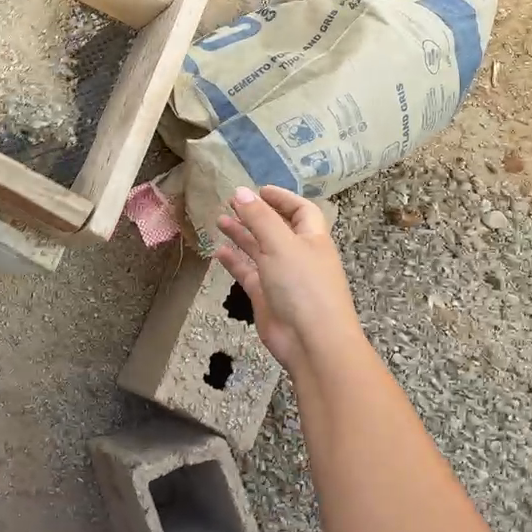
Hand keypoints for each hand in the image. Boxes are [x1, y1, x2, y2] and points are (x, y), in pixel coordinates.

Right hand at [214, 185, 361, 375]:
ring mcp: (282, 276)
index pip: (302, 211)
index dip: (283, 198)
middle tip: (231, 202)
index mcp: (312, 240)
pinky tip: (218, 252)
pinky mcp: (266, 295)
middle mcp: (298, 256)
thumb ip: (259, 217)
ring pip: (259, 249)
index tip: (258, 189)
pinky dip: (233, 261)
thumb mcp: (281, 244)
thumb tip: (241, 191)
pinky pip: (247, 272)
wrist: (312, 342)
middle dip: (256, 214)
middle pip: (277, 228)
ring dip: (241, 234)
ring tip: (219, 220)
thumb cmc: (303, 287)